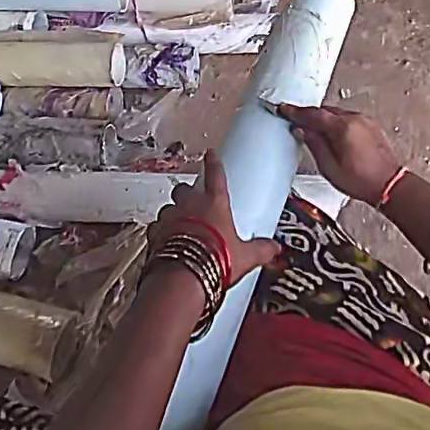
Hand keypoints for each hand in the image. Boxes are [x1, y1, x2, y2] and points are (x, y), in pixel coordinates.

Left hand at [152, 150, 279, 283]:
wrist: (185, 275)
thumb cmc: (216, 259)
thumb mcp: (245, 256)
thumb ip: (260, 250)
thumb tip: (273, 248)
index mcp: (214, 203)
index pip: (215, 175)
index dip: (213, 163)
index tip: (210, 154)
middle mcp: (190, 205)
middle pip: (185, 189)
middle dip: (187, 194)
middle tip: (195, 205)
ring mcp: (170, 217)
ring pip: (168, 208)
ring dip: (173, 215)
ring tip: (181, 228)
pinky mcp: (155, 233)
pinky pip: (156, 228)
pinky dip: (160, 233)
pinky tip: (166, 243)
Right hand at [275, 103, 403, 202]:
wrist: (390, 185)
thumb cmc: (363, 180)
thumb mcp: (329, 166)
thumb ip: (314, 144)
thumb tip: (302, 130)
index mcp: (342, 127)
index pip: (312, 114)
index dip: (295, 112)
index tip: (284, 109)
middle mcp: (354, 120)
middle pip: (324, 111)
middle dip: (309, 115)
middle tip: (294, 119)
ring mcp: (364, 122)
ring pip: (337, 114)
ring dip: (323, 120)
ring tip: (313, 130)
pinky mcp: (371, 127)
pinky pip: (348, 119)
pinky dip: (336, 123)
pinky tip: (332, 134)